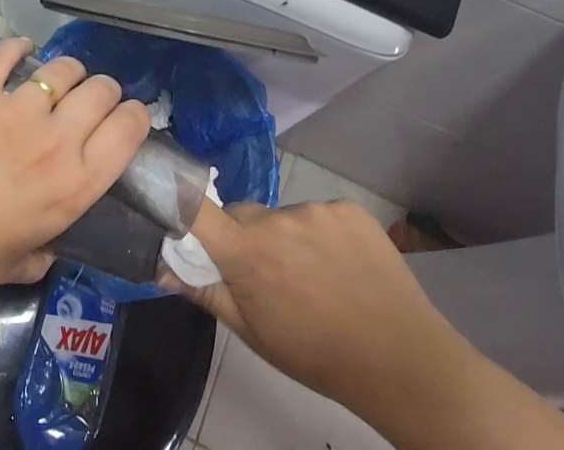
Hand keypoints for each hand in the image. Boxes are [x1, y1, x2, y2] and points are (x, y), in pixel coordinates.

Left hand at [0, 37, 152, 298]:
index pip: (129, 129)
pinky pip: (5, 55)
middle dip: (103, 91)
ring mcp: (14, 109)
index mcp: (76, 185)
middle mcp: (56, 139)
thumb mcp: (22, 265)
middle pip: (101, 91)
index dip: (134, 116)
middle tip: (90, 100)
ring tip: (58, 78)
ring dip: (67, 71)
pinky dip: (16, 47)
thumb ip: (47, 249)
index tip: (127, 117)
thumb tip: (49, 244)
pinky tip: (19, 48)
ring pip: (61, 68)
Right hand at [169, 200, 479, 418]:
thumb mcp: (251, 333)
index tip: (176, 212)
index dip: (179, 203)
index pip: (195, 207)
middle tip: (264, 276)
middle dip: (244, 238)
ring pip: (281, 216)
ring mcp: (317, 210)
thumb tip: (161, 269)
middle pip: (242, 215)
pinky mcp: (350, 209)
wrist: (402, 361)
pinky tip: (339, 265)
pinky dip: (319, 233)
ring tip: (312, 276)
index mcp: (247, 253)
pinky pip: (317, 213)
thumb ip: (205, 293)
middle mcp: (278, 220)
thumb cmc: (315, 354)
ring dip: (285, 237)